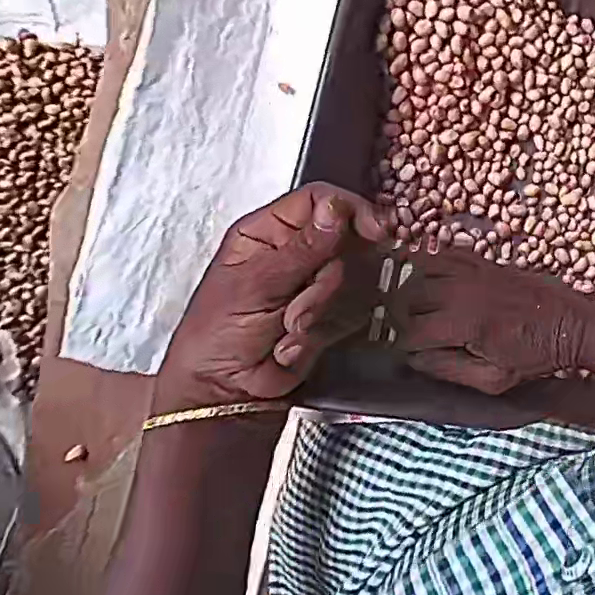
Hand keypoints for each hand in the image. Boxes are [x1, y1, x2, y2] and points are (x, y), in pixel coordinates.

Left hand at [154, 183, 385, 411]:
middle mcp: (295, 251)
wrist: (224, 394)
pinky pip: (349, 310)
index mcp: (267, 232)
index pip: (318, 200)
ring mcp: (314, 282)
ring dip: (320, 309)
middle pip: (342, 241)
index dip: (349, 210)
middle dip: (326, 280)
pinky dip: (323, 330)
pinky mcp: (330, 312)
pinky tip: (291, 345)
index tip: (375, 230)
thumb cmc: (218, 334)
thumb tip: (338, 209)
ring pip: (347, 278)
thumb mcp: (257, 286)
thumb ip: (303, 248)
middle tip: (301, 308)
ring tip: (288, 331)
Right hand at [394, 246, 590, 394]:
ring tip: (421, 307)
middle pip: (408, 297)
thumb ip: (449, 370)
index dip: (405, 347)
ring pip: (420, 271)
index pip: (411, 333)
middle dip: (404, 317)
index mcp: (464, 324)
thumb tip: (416, 359)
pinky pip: (445, 253)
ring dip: (415, 289)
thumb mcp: (493, 379)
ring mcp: (472, 270)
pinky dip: (433, 264)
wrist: (569, 323)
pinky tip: (436, 281)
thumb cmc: (534, 356)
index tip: (412, 354)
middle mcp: (462, 290)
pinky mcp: (483, 260)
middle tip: (414, 331)